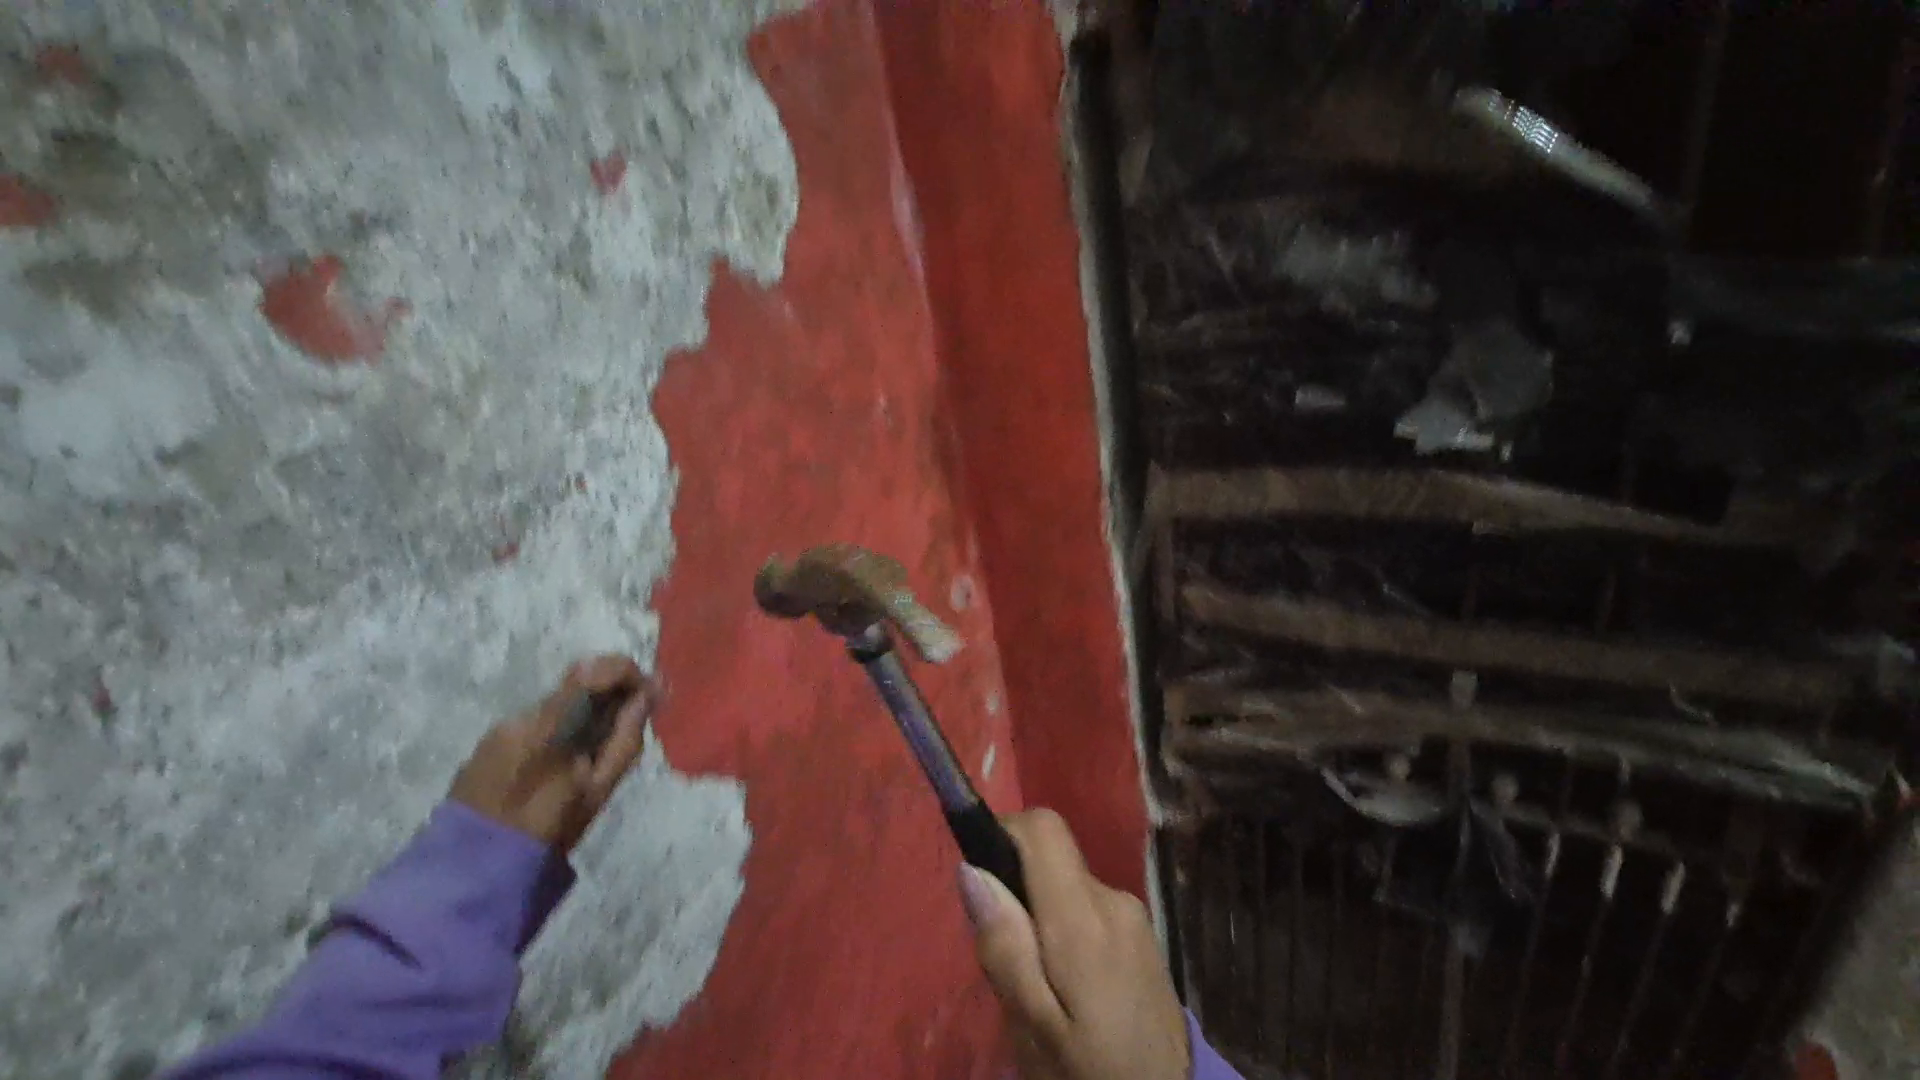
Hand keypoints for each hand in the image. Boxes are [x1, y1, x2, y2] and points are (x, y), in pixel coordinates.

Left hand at [449, 655, 655, 850]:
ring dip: (588, 713)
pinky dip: (565, 728)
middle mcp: (520, 715)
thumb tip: (648, 696)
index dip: (626, 672)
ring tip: (602, 748)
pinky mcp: (492, 742)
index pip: (592, 671)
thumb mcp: (598, 790)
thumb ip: (625, 738)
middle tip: (636, 720)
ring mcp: (501, 728)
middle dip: (611, 694)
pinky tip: (570, 760)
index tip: (650, 692)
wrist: (473, 869)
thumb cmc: (546, 832)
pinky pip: (541, 722)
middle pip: (576, 684)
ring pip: (560, 704)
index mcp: (546, 726)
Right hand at [960, 810, 1188, 1079]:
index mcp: (1084, 917)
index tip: (982, 881)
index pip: (1043, 828)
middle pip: (1051, 860)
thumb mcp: (1034, 1027)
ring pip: (1067, 888)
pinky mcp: (1142, 936)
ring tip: (1040, 988)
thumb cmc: (1092, 1076)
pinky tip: (1070, 992)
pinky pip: (1088, 910)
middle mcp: (1114, 899)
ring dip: (1040, 919)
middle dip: (1017, 894)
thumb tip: (971, 869)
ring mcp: (1134, 917)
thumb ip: (1005, 947)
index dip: (1004, 834)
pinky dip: (1065, 933)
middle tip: (1010, 964)